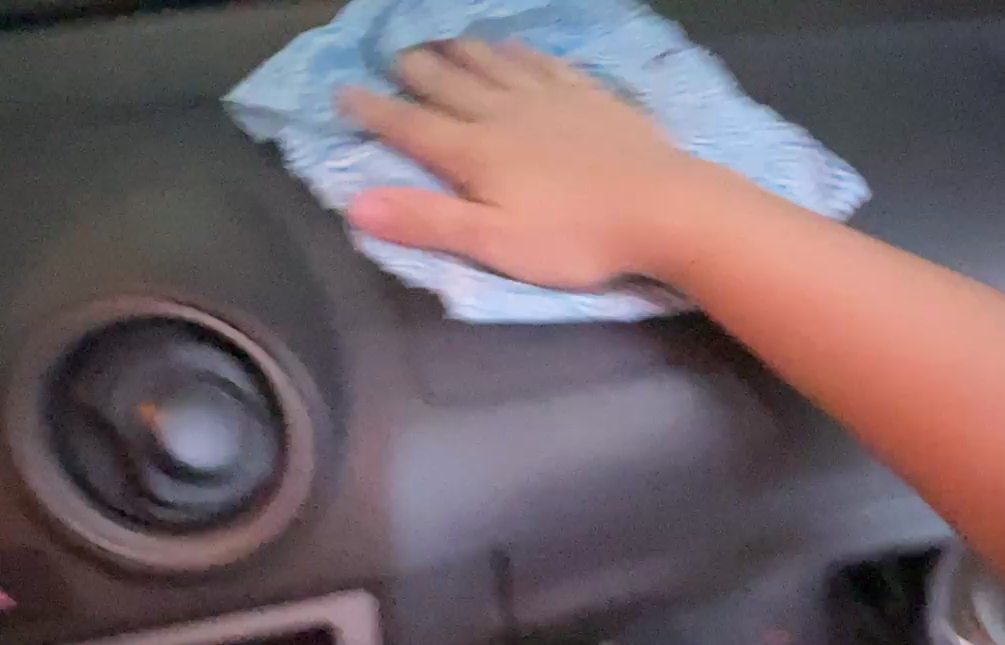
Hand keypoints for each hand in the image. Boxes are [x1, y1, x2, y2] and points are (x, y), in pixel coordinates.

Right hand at [338, 40, 723, 288]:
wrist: (660, 209)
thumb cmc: (573, 239)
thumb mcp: (492, 244)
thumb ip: (427, 223)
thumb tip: (355, 204)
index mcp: (477, 153)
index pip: (413, 128)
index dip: (375, 112)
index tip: (344, 93)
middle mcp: (505, 114)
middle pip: (451, 87)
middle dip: (417, 73)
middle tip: (394, 55)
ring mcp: (551, 101)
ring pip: (495, 67)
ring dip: (464, 54)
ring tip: (444, 42)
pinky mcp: (590, 99)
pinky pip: (546, 64)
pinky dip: (522, 53)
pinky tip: (517, 48)